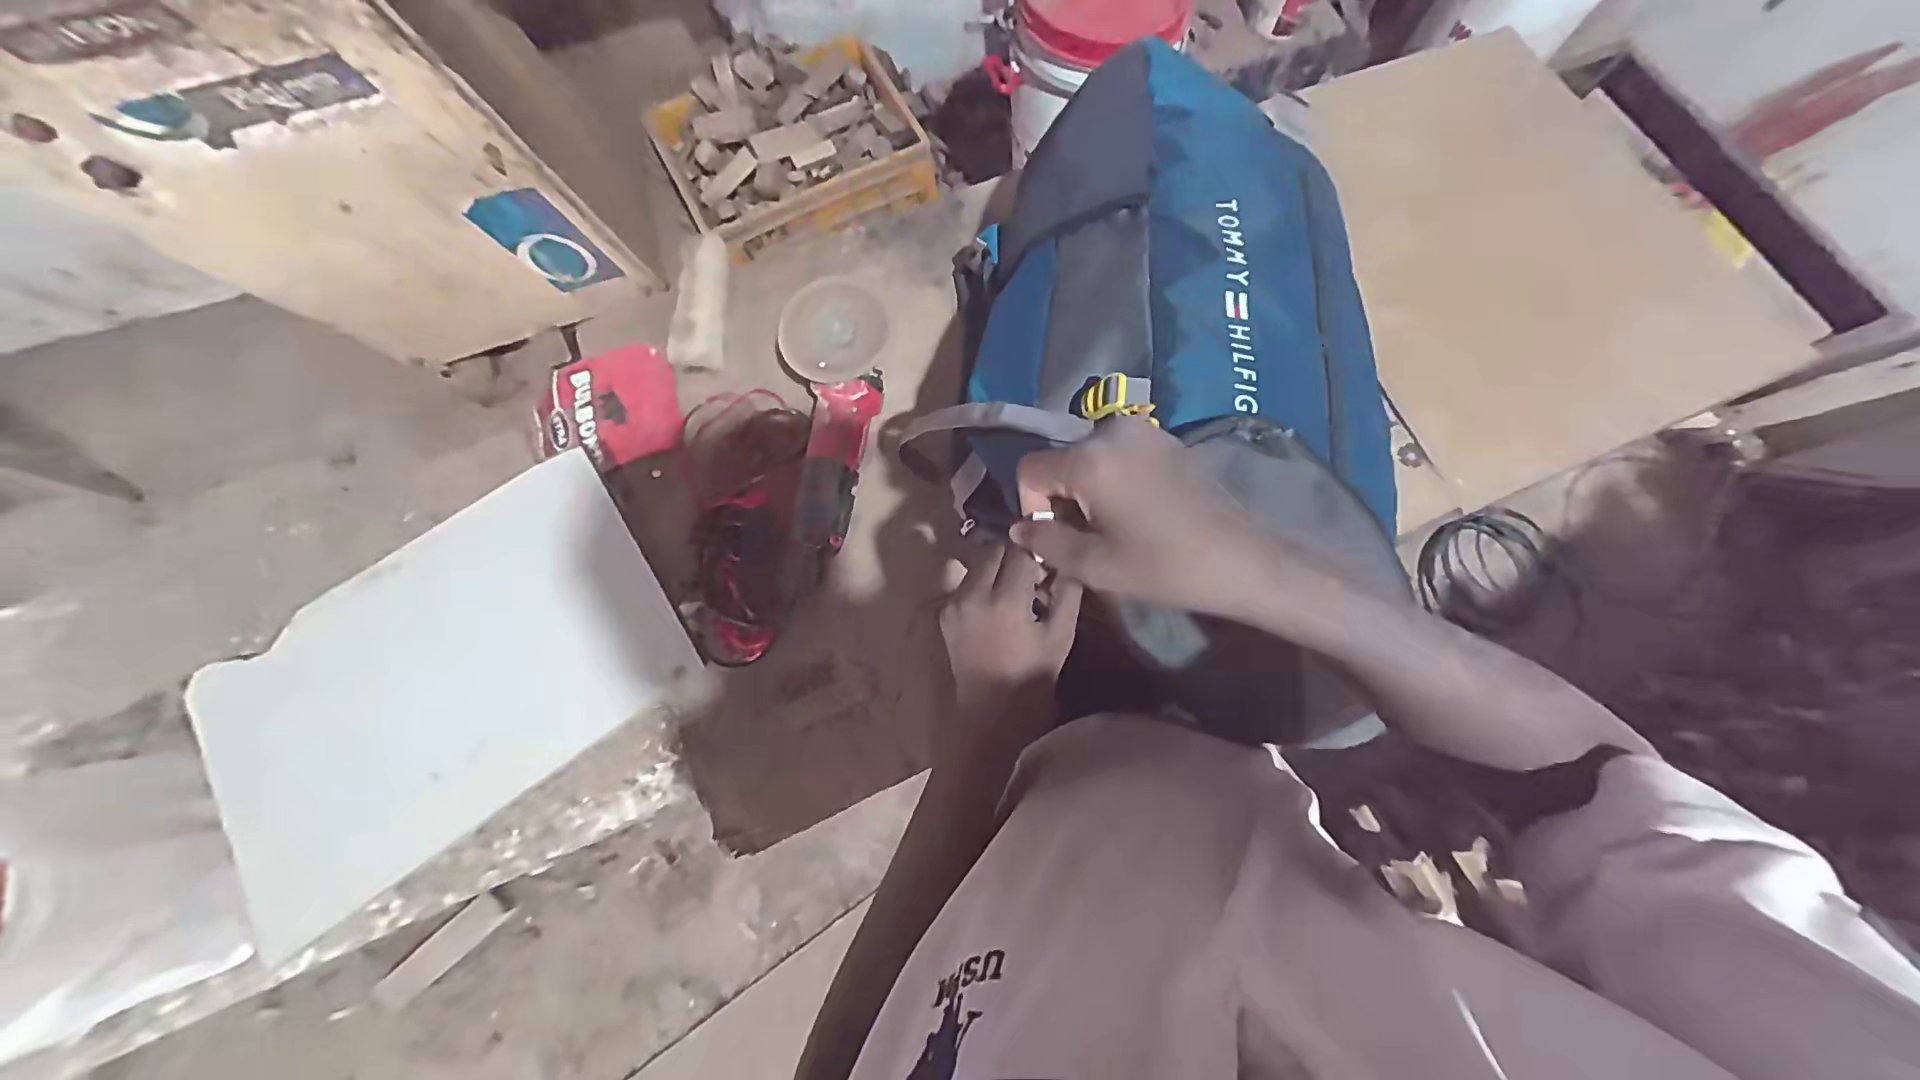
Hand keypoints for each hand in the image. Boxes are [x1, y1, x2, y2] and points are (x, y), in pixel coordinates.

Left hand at [936, 544, 1082, 765]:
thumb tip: (1066, 563)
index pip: (1021, 552)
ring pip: (976, 564)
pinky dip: (980, 583)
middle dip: (1014, 556)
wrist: (991, 715)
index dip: (1039, 554)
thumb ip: (1067, 593)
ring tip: (1014, 590)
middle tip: (1032, 576)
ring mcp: (954, 603)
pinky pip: (963, 583)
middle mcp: (973, 594)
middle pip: (994, 551)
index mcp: (1005, 600)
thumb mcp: (1061, 636)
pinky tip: (996, 605)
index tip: (1049, 566)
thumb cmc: (1032, 679)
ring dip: (996, 568)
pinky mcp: (945, 614)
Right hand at [1008, 417, 1276, 615]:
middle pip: (1060, 460)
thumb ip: (1045, 543)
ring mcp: (1143, 429)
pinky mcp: (1165, 438)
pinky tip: (1136, 509)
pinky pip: (1117, 452)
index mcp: (1089, 459)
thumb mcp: (1094, 566)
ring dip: (1086, 488)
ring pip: (1088, 455)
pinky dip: (1112, 477)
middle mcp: (1111, 430)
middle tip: (1085, 535)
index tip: (1056, 535)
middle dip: (1061, 497)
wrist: (1242, 558)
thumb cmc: (1164, 566)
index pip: (1030, 469)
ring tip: (1111, 524)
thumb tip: (1020, 528)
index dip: (1032, 505)